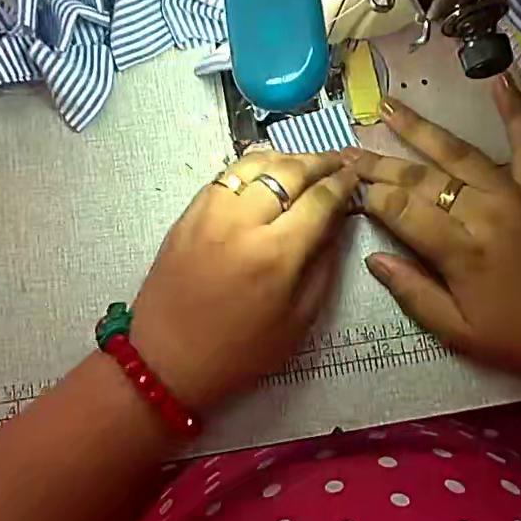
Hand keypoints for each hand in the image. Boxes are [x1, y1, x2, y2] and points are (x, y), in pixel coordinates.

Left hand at [131, 151, 357, 410]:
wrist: (165, 362)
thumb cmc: (240, 352)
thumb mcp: (298, 321)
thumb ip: (323, 266)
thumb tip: (337, 223)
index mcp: (276, 254)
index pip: (319, 199)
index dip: (342, 183)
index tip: (355, 175)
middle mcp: (243, 222)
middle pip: (289, 171)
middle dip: (319, 161)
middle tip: (337, 160)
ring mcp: (210, 213)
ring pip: (253, 164)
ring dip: (285, 157)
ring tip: (303, 162)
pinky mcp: (187, 214)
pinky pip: (224, 175)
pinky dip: (250, 166)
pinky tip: (264, 171)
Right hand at [349, 81, 520, 389]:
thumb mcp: (463, 335)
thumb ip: (415, 295)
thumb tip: (373, 260)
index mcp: (462, 253)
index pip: (403, 211)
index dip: (372, 197)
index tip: (347, 186)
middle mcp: (484, 213)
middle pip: (423, 179)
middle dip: (380, 163)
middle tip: (347, 150)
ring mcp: (516, 193)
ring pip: (460, 153)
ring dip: (421, 128)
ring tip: (390, 107)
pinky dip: (517, 109)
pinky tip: (501, 79)